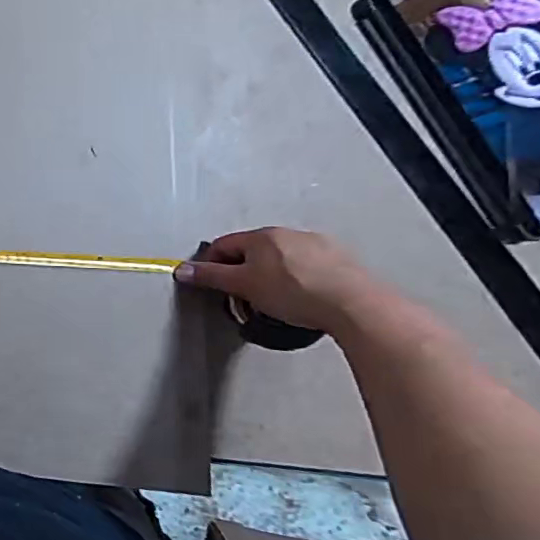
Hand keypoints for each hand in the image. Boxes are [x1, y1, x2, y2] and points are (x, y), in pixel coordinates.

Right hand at [173, 227, 392, 334]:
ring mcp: (318, 246)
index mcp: (263, 235)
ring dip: (272, 277)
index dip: (211, 265)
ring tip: (275, 302)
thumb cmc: (298, 292)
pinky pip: (307, 269)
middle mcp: (291, 234)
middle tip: (243, 297)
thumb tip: (185, 270)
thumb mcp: (242, 285)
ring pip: (281, 260)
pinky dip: (298, 282)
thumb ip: (210, 277)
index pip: (223, 245)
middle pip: (253, 252)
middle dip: (243, 273)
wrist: (354, 305)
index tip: (210, 282)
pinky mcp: (339, 262)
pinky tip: (302, 299)